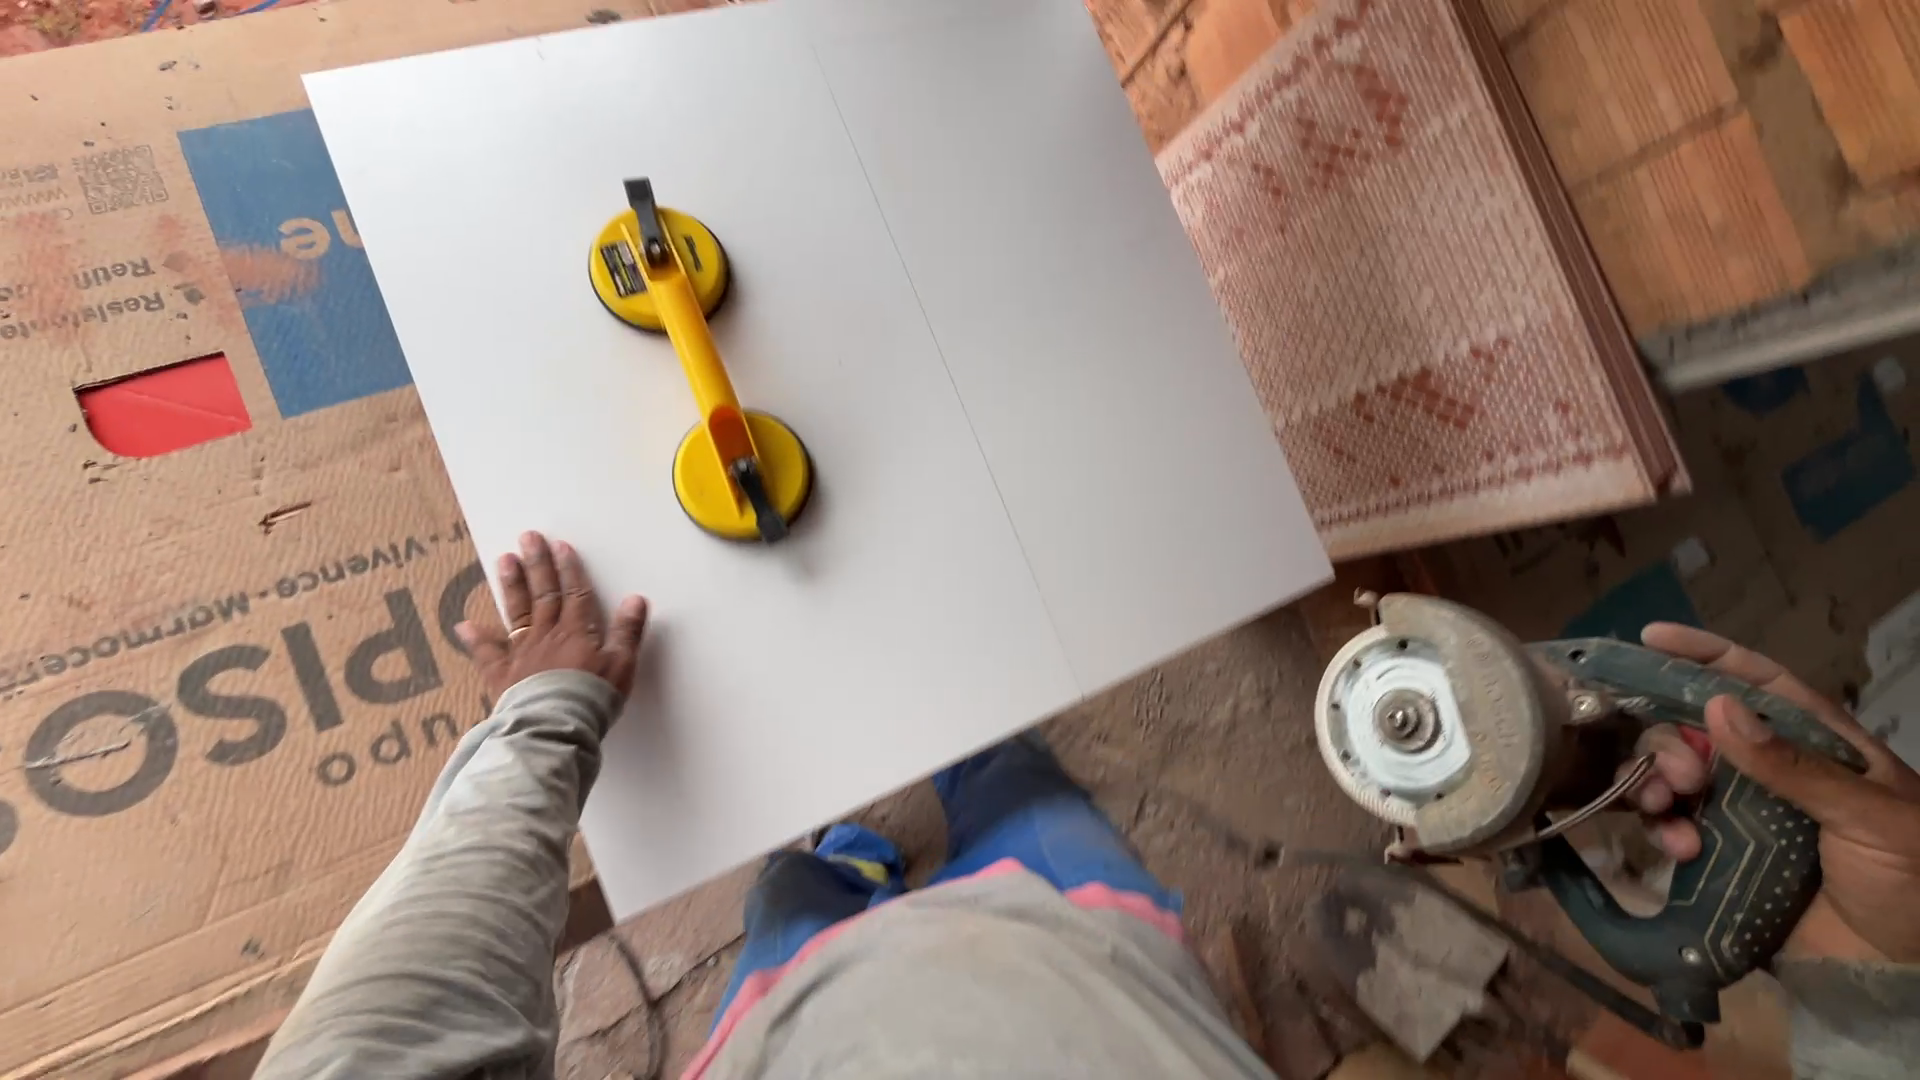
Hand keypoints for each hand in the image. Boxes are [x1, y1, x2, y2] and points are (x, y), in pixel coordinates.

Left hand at [454, 531, 648, 702]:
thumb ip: (628, 631)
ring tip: (504, 561)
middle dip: (538, 564)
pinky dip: (476, 639)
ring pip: (518, 612)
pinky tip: (464, 625)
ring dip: (512, 585)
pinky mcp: (503, 674)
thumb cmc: (593, 695)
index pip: (576, 593)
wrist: (555, 724)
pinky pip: (487, 653)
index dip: (570, 569)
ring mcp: (522, 652)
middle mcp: (548, 634)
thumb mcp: (623, 663)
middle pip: (544, 593)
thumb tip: (636, 599)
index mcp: (578, 631)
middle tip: (528, 538)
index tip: (561, 547)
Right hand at [1632, 622, 1919, 962]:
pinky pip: (1664, 818)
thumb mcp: (1875, 822)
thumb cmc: (1915, 887)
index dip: (1707, 655)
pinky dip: (1661, 826)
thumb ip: (1796, 766)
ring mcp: (1737, 806)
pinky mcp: (1712, 844)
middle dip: (1671, 740)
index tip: (1650, 637)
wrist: (1900, 976)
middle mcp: (1768, 767)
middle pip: (1693, 725)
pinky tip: (1679, 846)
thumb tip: (1719, 705)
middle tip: (1681, 774)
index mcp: (1818, 748)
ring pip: (1667, 768)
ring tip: (1667, 809)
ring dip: (1655, 782)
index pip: (1759, 682)